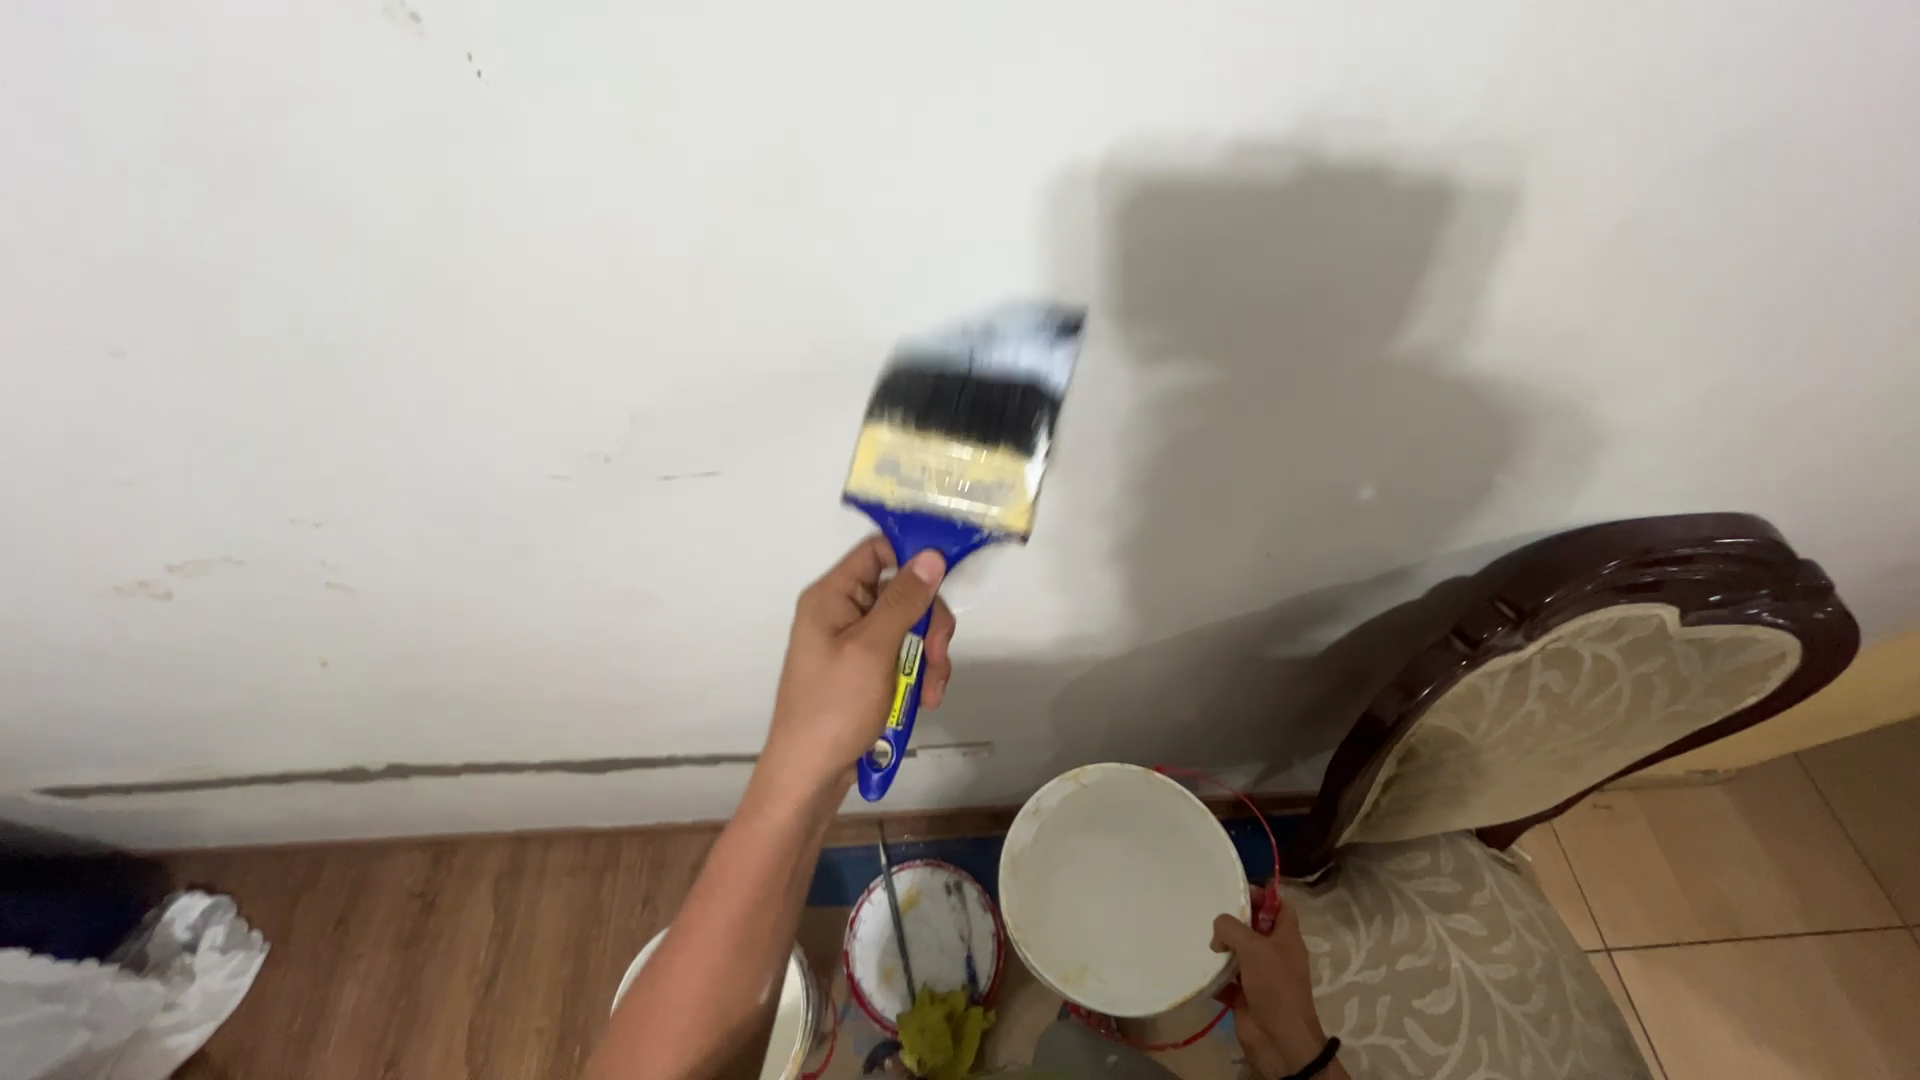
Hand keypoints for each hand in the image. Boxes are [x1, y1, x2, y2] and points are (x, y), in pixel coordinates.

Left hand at [762, 535, 955, 790]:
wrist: (810, 776)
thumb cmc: (833, 708)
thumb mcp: (872, 649)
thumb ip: (904, 600)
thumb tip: (931, 556)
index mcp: (833, 596)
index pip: (877, 551)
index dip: (912, 558)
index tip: (946, 578)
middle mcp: (842, 612)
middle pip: (902, 593)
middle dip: (928, 624)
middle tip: (937, 655)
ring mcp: (854, 643)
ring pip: (910, 628)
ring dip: (929, 657)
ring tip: (931, 691)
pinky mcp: (866, 671)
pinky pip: (903, 657)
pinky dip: (919, 676)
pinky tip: (925, 701)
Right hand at [1212, 904, 1342, 1079]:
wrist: (1279, 1041)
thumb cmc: (1275, 987)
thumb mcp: (1254, 947)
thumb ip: (1231, 928)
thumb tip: (1217, 934)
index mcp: (1286, 938)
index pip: (1279, 906)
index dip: (1262, 894)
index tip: (1236, 890)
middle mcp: (1274, 953)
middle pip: (1253, 927)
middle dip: (1232, 919)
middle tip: (1208, 908)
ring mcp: (1259, 974)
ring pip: (1237, 951)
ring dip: (1219, 945)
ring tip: (1197, 933)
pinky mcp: (1244, 994)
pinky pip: (1225, 977)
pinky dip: (1213, 973)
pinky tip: (1196, 963)